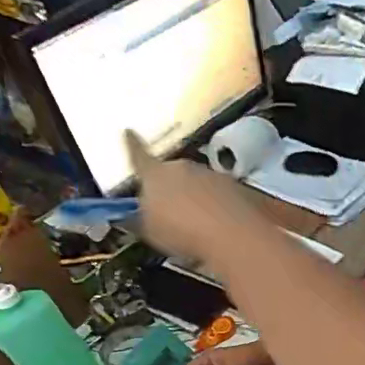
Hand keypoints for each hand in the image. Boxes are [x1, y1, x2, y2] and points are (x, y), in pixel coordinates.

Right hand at [125, 131, 268, 265]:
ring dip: (196, 198)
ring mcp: (212, 174)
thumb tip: (134, 216)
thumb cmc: (181, 232)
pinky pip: (221, 195)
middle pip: (172, 173)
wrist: (233, 233)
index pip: (138, 155)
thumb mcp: (150, 232)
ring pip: (199, 183)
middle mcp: (183, 167)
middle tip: (172, 210)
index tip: (128, 131)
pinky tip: (220, 227)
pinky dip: (218, 207)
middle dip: (171, 187)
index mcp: (155, 174)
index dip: (132, 145)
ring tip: (198, 224)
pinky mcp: (236, 186)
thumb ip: (141, 219)